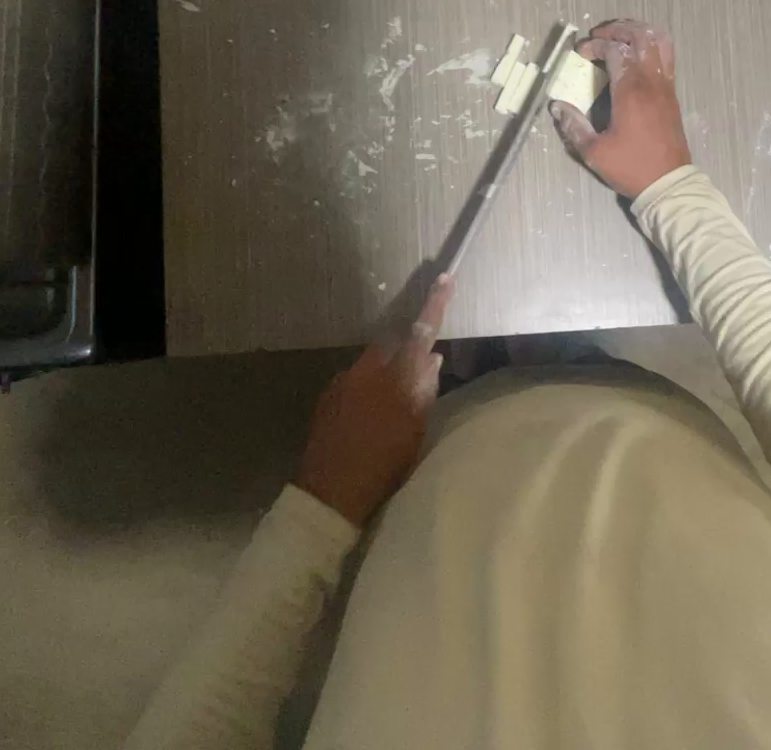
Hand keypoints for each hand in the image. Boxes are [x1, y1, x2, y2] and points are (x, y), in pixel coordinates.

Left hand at [296, 275, 453, 525]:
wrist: (330, 493)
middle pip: (392, 347)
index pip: (420, 332)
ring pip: (373, 366)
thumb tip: (434, 359)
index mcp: (393, 377)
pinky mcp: (327, 396)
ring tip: (392, 409)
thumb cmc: (383, 464)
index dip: (434, 304)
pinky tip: (370, 418)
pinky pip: (355, 382)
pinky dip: (368, 391)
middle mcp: (365, 370)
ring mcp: (342, 382)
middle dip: (407, 353)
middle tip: (419, 375)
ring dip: (386, 376)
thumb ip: (425, 390)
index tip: (443, 277)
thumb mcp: (415, 430)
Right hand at [550, 19, 691, 198]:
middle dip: (618, 28)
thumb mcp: (594, 152)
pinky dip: (650, 47)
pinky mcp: (672, 94)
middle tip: (599, 35)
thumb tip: (556, 106)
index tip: (580, 53)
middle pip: (641, 36)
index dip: (595, 44)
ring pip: (660, 42)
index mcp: (631, 91)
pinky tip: (635, 58)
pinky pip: (666, 57)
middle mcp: (651, 81)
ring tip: (620, 37)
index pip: (615, 49)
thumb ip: (573, 126)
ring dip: (639, 33)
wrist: (668, 183)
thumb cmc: (631, 167)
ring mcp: (666, 86)